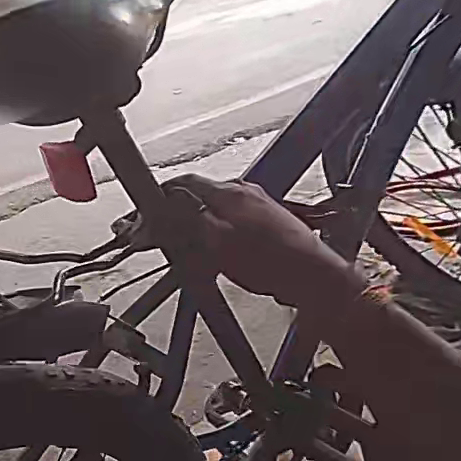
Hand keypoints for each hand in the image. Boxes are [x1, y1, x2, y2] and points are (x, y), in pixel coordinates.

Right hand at [163, 174, 364, 313]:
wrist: (313, 278)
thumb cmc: (273, 261)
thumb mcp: (216, 242)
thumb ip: (187, 221)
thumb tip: (163, 207)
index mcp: (230, 192)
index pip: (185, 182)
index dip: (161, 195)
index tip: (147, 211)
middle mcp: (244, 194)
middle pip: (198, 198)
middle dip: (177, 216)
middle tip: (165, 238)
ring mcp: (257, 208)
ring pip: (214, 213)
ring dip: (197, 230)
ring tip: (192, 254)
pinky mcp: (266, 225)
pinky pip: (231, 226)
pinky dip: (216, 238)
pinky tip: (217, 259)